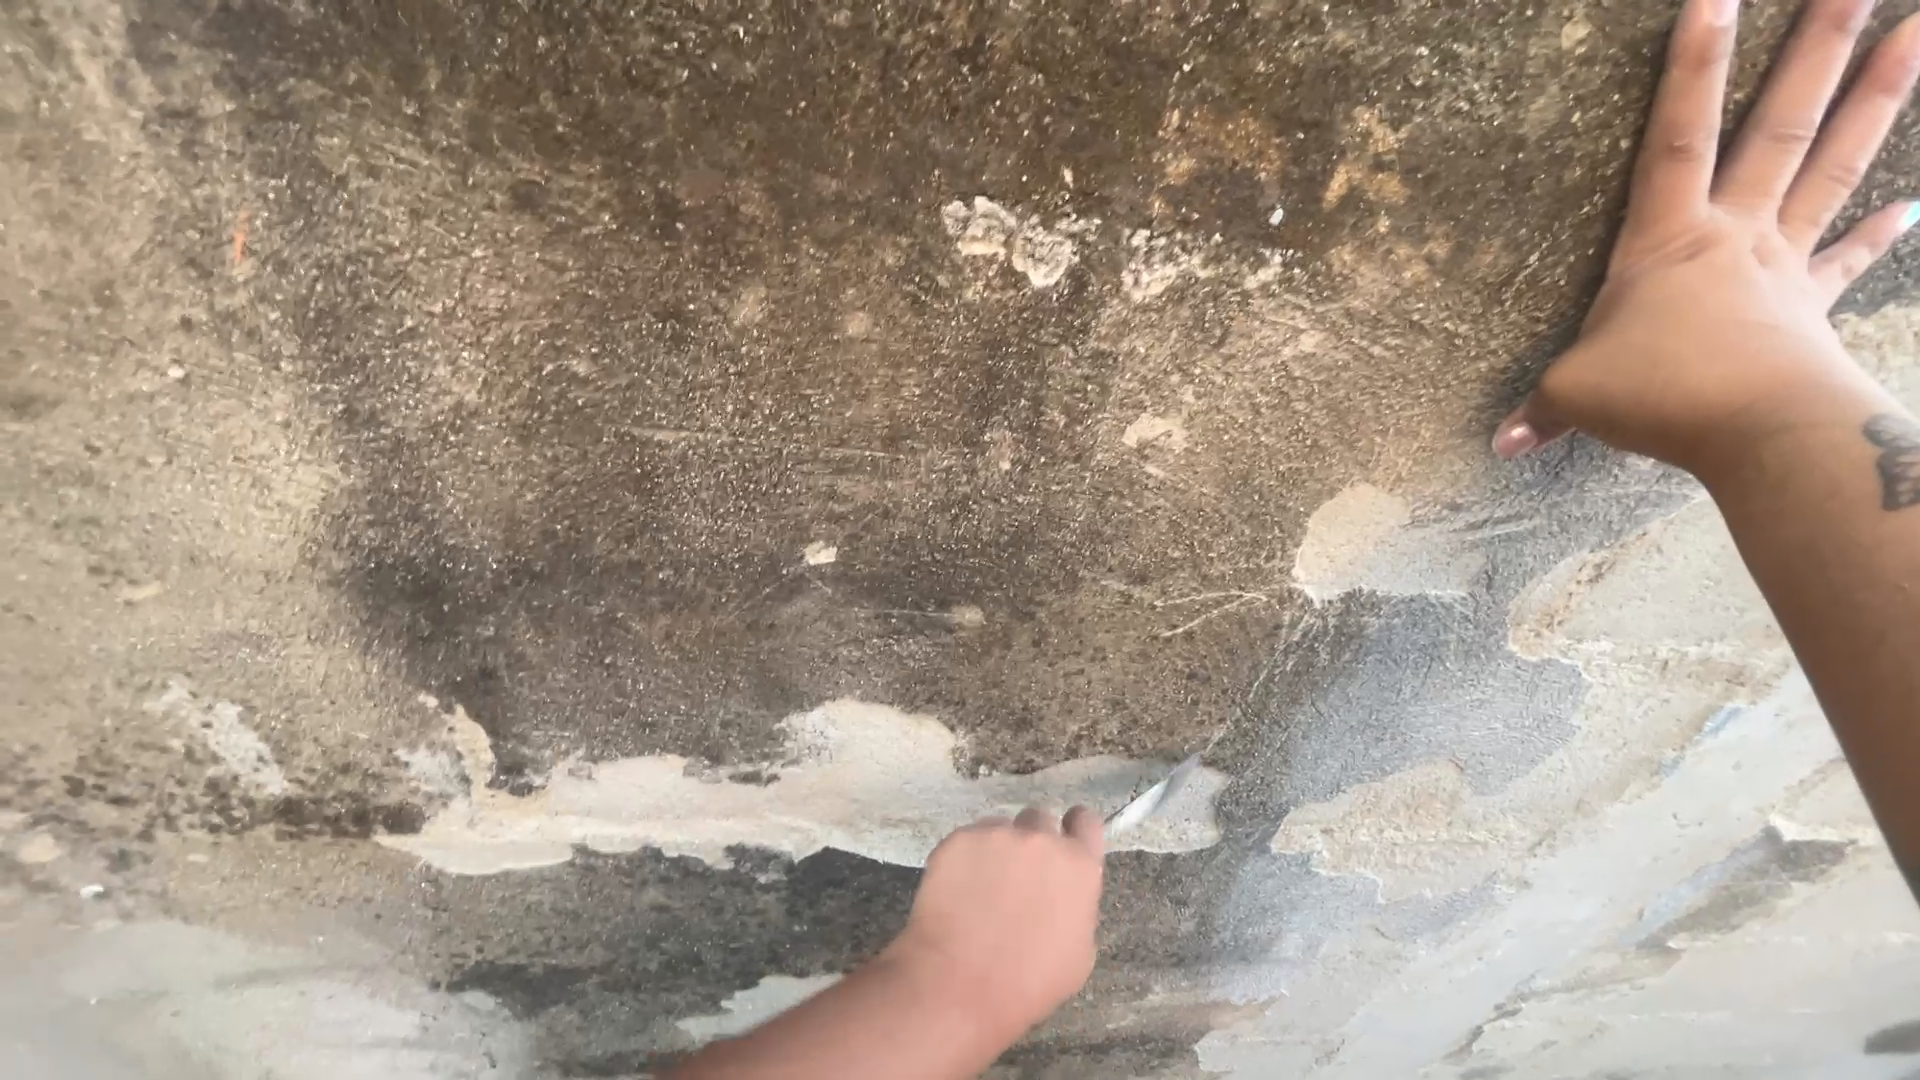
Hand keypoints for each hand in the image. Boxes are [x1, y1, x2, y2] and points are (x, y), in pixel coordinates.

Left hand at [880, 806, 1104, 1042]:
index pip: (1085, 820)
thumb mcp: (1079, 952)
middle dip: (1031, 841)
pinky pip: (968, 840)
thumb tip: (1062, 890)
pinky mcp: (959, 839)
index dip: (1073, 828)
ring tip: (981, 888)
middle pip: (1039, 819)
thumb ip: (1077, 904)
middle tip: (1017, 876)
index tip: (1063, 842)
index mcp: (1078, 865)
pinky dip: (965, 858)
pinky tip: (956, 890)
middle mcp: (1040, 839)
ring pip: (1000, 828)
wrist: (961, 985)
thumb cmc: (1029, 982)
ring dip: (997, 849)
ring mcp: (997, 834)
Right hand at [1495, 0, 1919, 474]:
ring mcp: (1776, 266)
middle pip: (1778, 129)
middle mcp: (1730, 236)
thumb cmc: (1656, 393)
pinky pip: (1845, 260)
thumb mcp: (1571, 398)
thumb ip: (1539, 412)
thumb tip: (1501, 445)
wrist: (1759, 428)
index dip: (1691, 71)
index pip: (1672, 142)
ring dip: (1876, 101)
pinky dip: (1880, 234)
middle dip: (1815, 52)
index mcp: (1663, 244)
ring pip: (1831, 169)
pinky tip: (1914, 204)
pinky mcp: (1806, 306)